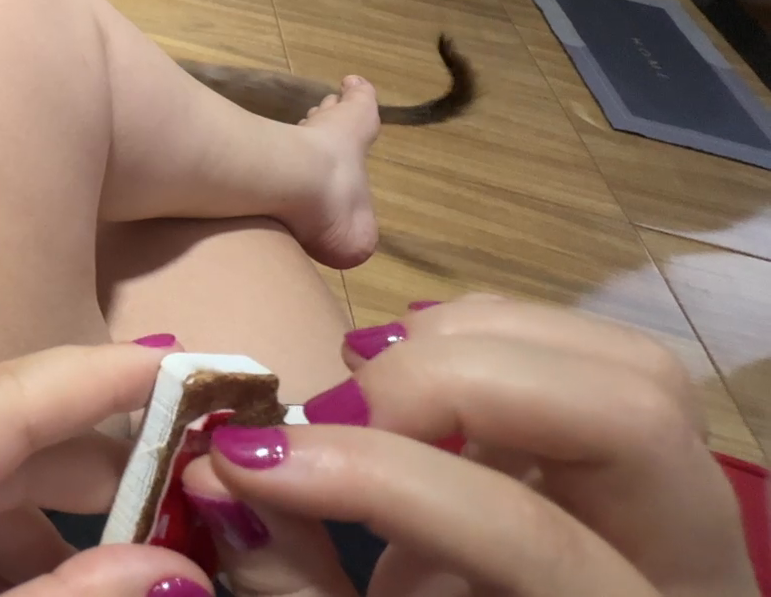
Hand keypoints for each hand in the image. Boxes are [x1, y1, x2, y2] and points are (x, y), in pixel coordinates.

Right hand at [182, 296, 759, 595]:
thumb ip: (291, 583)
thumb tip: (211, 474)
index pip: (526, 535)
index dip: (372, 476)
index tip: (244, 457)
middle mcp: (689, 569)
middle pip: (624, 410)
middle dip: (441, 381)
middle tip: (332, 410)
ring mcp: (675, 504)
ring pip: (615, 360)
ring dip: (463, 339)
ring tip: (361, 372)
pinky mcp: (627, 458)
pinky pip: (579, 350)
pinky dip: (469, 330)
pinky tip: (395, 365)